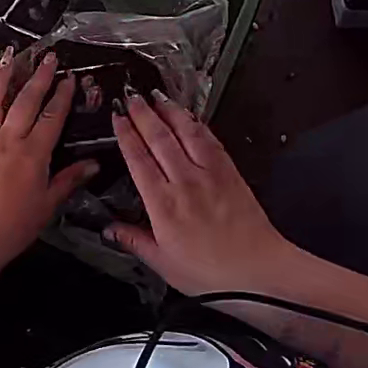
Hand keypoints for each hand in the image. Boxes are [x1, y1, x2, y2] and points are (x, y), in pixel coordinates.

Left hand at [0, 49, 96, 291]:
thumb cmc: (14, 227)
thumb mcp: (49, 205)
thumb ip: (70, 180)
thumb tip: (93, 164)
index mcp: (34, 154)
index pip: (53, 116)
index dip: (63, 95)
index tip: (70, 78)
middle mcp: (8, 141)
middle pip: (26, 101)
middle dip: (39, 77)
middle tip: (48, 57)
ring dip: (2, 78)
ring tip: (10, 58)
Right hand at [107, 91, 306, 296]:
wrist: (257, 267)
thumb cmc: (211, 271)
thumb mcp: (164, 263)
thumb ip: (135, 241)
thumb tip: (110, 229)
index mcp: (164, 205)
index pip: (138, 159)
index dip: (125, 135)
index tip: (117, 119)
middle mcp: (185, 182)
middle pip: (159, 138)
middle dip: (143, 114)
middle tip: (131, 97)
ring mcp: (209, 173)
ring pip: (185, 132)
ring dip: (169, 111)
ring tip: (156, 96)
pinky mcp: (229, 171)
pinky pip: (210, 139)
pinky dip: (196, 124)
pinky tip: (189, 117)